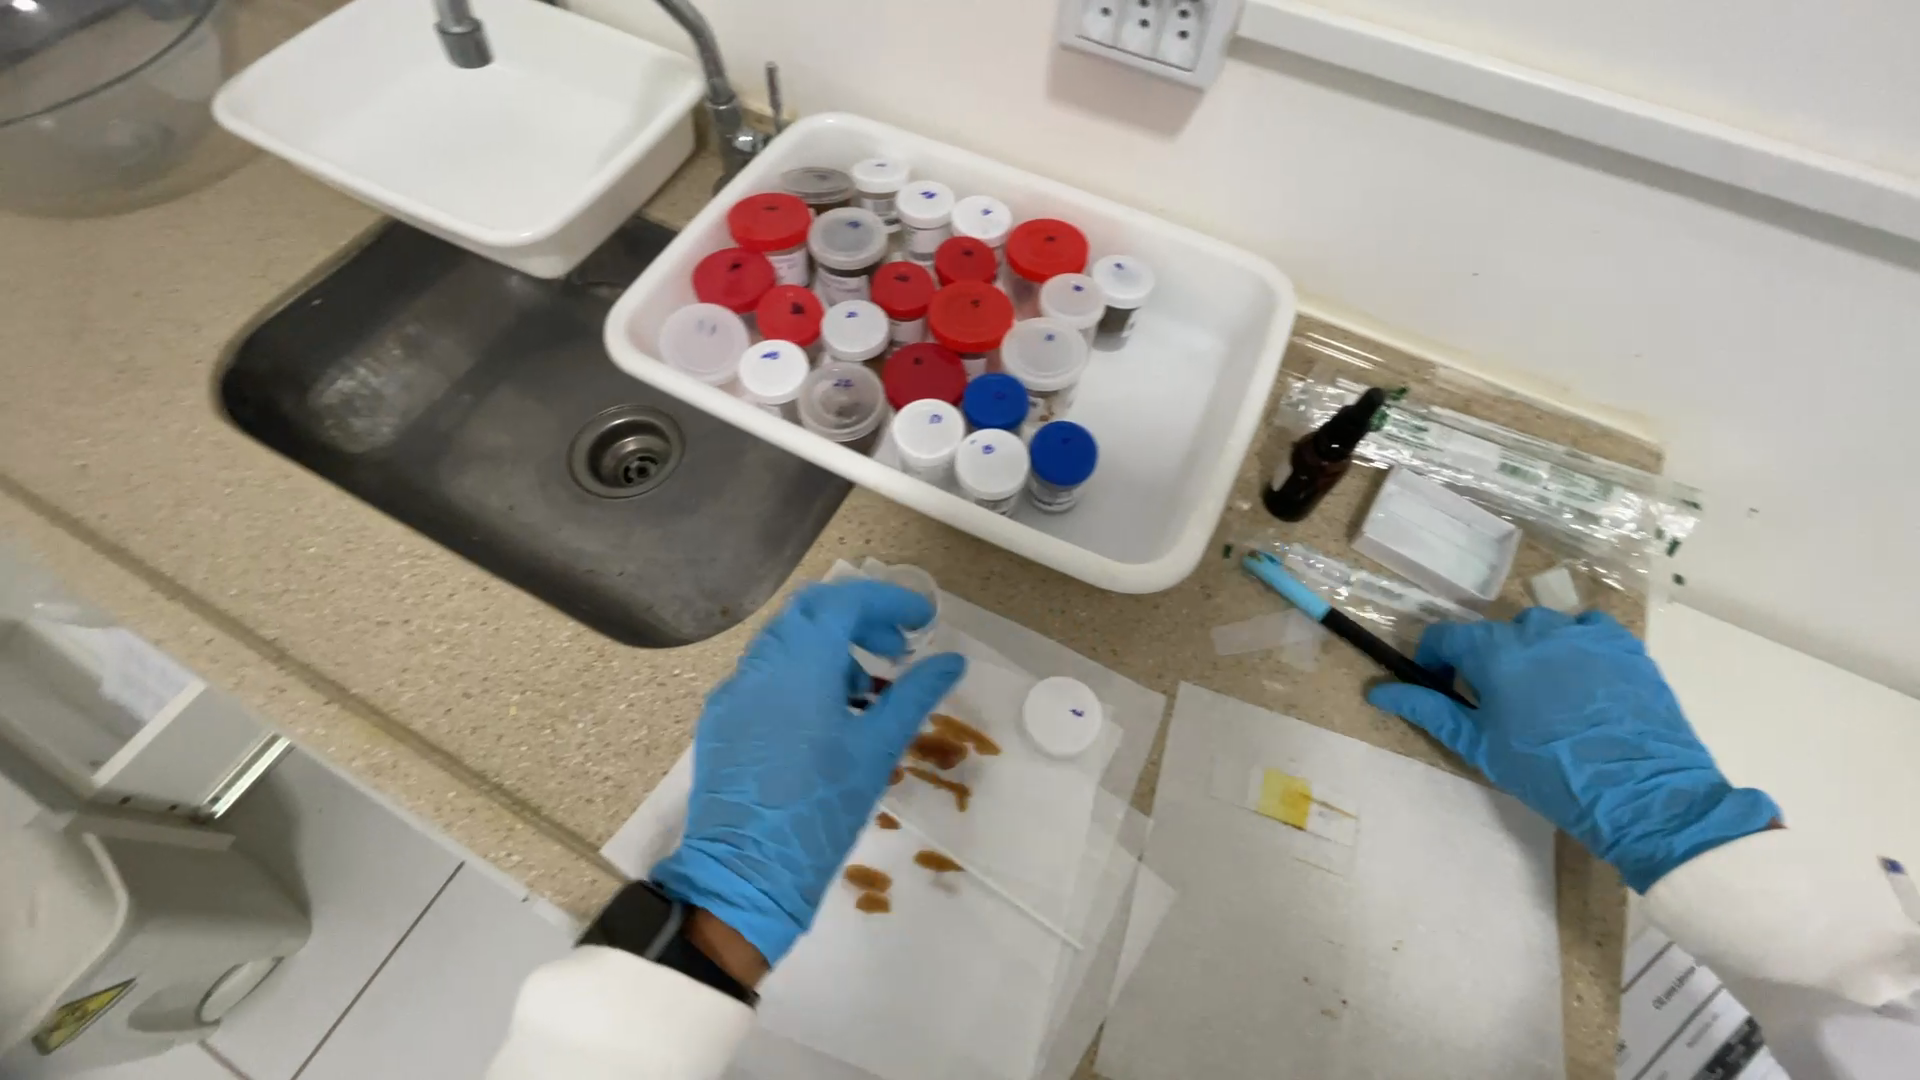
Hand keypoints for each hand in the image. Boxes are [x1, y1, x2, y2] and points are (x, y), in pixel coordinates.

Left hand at [652, 581, 965, 964]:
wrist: (744, 878)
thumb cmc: (821, 811)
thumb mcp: (877, 749)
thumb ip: (915, 695)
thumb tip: (953, 661)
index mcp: (800, 665)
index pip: (844, 601)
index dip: (888, 600)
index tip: (923, 619)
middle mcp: (761, 665)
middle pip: (812, 611)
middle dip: (860, 618)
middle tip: (897, 647)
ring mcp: (735, 691)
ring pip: (786, 640)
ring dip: (831, 645)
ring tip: (866, 689)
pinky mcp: (722, 718)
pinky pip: (765, 672)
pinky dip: (801, 672)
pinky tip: (824, 715)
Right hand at [1367, 608, 1777, 891]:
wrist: (1645, 798)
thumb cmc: (1548, 773)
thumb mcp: (1478, 745)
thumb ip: (1427, 709)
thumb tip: (1376, 692)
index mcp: (1494, 652)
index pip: (1445, 636)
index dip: (1435, 660)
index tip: (1444, 688)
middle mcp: (1534, 631)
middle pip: (1493, 633)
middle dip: (1485, 661)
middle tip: (1498, 702)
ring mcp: (1584, 635)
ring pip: (1539, 629)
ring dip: (1529, 651)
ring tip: (1543, 692)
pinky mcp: (1625, 647)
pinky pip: (1587, 629)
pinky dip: (1576, 644)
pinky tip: (1582, 677)